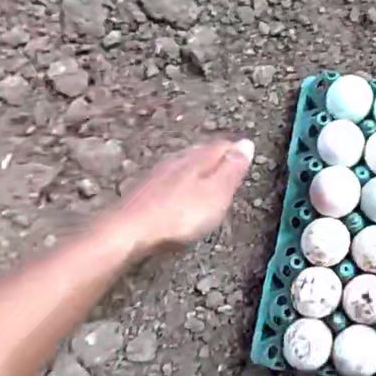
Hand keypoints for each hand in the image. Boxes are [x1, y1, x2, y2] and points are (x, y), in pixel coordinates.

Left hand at [102, 139, 255, 256]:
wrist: (129, 231)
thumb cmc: (179, 215)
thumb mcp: (216, 193)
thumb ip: (232, 169)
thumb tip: (246, 143)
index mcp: (197, 160)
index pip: (222, 146)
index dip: (236, 151)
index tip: (246, 156)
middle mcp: (176, 161)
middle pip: (201, 153)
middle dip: (216, 157)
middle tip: (228, 163)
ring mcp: (157, 176)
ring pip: (183, 165)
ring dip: (196, 168)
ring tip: (206, 176)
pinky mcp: (143, 192)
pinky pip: (168, 180)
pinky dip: (180, 183)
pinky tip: (178, 193)